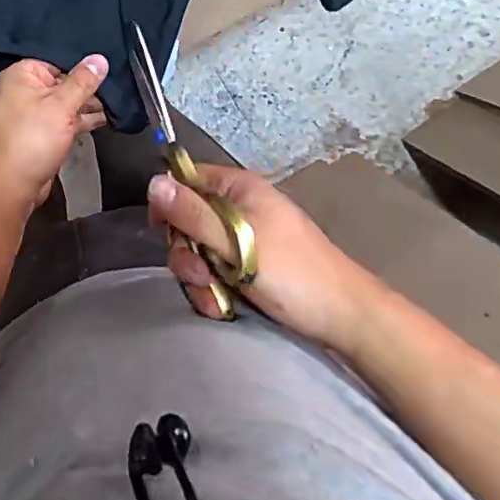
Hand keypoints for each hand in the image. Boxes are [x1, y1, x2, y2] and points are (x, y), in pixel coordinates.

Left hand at [0, 55, 109, 213]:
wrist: (12, 186)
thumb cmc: (30, 141)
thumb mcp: (62, 106)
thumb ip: (83, 81)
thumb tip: (99, 59)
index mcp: (20, 75)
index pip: (55, 59)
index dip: (80, 64)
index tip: (105, 66)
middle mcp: (21, 90)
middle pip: (61, 80)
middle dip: (86, 86)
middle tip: (115, 85)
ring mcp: (29, 113)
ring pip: (63, 101)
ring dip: (86, 104)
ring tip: (115, 102)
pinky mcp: (38, 132)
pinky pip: (62, 119)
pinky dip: (79, 119)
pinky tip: (103, 118)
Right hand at [149, 163, 384, 353]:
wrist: (346, 320)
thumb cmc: (294, 273)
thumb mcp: (237, 242)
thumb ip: (192, 214)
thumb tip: (153, 182)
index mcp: (237, 188)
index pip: (184, 179)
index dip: (169, 203)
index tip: (164, 231)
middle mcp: (236, 208)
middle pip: (185, 220)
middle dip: (186, 252)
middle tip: (203, 273)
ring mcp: (241, 239)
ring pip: (196, 251)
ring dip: (198, 277)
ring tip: (219, 296)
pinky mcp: (245, 267)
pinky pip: (212, 272)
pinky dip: (212, 290)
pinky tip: (225, 306)